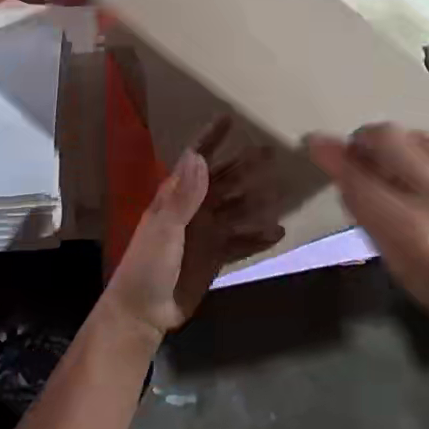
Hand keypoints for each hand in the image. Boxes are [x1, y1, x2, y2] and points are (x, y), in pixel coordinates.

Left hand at [102, 118, 287, 336]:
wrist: (144, 310)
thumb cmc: (147, 265)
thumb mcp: (165, 228)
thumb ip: (184, 195)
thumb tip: (199, 156)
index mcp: (174, 197)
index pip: (194, 160)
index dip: (210, 139)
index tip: (229, 118)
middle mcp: (192, 209)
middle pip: (223, 182)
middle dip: (245, 166)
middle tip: (273, 150)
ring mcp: (205, 233)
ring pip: (237, 210)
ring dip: (257, 199)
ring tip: (284, 189)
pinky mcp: (215, 257)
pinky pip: (241, 242)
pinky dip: (258, 237)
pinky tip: (279, 231)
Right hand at [306, 124, 428, 362]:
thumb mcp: (398, 266)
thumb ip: (369, 215)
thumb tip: (340, 173)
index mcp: (419, 231)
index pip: (359, 178)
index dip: (331, 156)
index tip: (314, 141)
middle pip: (390, 138)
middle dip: (366, 139)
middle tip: (363, 153)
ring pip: (422, 135)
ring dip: (407, 148)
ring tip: (410, 169)